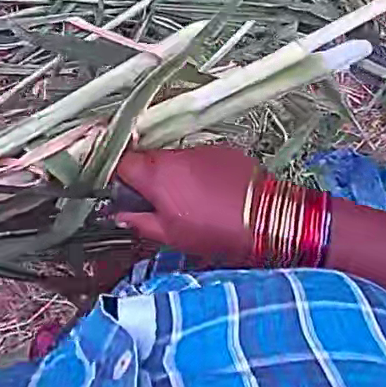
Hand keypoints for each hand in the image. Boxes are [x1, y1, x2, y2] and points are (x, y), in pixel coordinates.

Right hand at [111, 146, 262, 265]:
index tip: (124, 193)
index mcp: (156, 175)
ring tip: (187, 202)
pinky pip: (199, 159)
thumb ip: (139, 222)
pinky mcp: (222, 151)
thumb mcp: (169, 235)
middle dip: (147, 179)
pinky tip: (208, 194)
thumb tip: (123, 217)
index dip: (119, 179)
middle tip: (155, 203)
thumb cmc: (217, 230)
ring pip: (174, 160)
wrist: (266, 218)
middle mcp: (175, 156)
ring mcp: (200, 151)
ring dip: (174, 176)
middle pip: (147, 159)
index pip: (122, 164)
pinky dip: (198, 173)